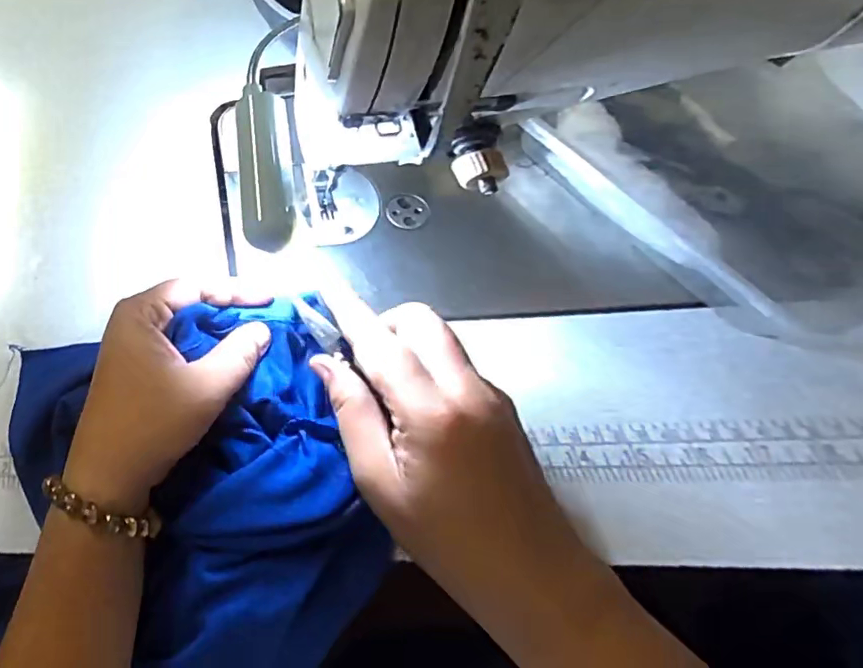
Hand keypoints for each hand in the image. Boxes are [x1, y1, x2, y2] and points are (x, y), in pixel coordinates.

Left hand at [63, 279, 272, 512]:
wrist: (106, 481)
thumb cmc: (152, 426)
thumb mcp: (205, 388)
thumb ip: (239, 353)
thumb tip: (262, 329)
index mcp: (140, 312)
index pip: (195, 287)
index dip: (236, 291)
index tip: (269, 300)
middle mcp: (131, 319)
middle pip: (187, 301)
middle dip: (227, 308)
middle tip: (263, 316)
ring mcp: (129, 342)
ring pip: (182, 324)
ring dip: (215, 329)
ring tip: (251, 333)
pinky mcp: (133, 364)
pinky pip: (174, 342)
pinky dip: (201, 345)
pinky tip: (224, 355)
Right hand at [309, 295, 597, 622]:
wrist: (536, 577)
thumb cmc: (446, 541)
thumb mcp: (381, 486)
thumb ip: (352, 414)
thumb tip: (326, 362)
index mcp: (432, 408)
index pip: (380, 340)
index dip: (348, 308)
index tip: (325, 285)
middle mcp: (466, 385)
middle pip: (419, 319)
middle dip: (382, 324)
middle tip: (358, 363)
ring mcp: (490, 391)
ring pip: (440, 336)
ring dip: (406, 342)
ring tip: (384, 389)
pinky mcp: (502, 402)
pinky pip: (456, 361)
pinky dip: (428, 363)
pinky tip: (420, 410)